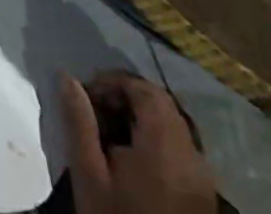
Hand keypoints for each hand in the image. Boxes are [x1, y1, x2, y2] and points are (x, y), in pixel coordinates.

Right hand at [58, 71, 216, 213]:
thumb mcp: (88, 172)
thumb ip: (79, 121)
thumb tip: (67, 79)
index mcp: (163, 145)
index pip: (145, 90)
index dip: (114, 81)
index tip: (86, 94)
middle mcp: (191, 154)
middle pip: (161, 103)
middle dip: (126, 95)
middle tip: (94, 108)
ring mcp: (202, 174)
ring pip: (172, 122)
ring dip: (140, 115)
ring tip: (109, 131)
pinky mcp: (203, 191)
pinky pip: (180, 145)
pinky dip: (155, 136)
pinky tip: (132, 155)